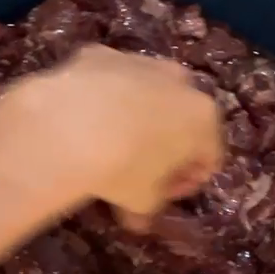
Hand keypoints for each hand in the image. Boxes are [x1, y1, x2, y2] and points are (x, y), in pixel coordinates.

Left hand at [5, 45, 222, 219]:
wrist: (67, 126)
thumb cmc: (122, 168)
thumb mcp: (141, 200)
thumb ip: (149, 207)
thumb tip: (139, 220)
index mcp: (203, 117)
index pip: (208, 156)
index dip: (187, 179)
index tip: (165, 194)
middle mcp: (179, 81)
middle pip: (180, 117)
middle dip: (165, 142)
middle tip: (140, 169)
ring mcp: (140, 61)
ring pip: (146, 91)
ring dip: (136, 114)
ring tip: (108, 142)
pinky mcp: (100, 53)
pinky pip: (108, 79)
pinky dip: (101, 95)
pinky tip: (82, 118)